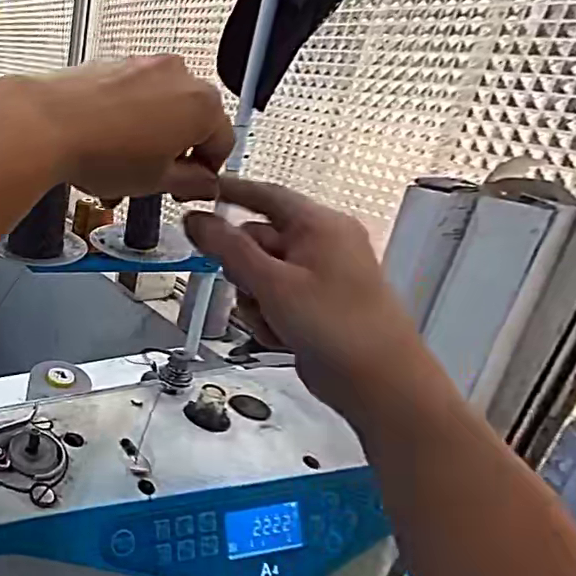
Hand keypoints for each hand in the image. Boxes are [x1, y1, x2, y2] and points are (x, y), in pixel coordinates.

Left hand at [0, 55, 232, 199]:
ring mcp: (142, 65)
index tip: (188, 188)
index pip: (221, 143)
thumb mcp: (155, 182)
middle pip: (189, 122)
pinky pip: (128, 96)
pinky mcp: (111, 65)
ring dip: (145, 140)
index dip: (206, 173)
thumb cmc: (99, 150)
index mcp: (202, 104)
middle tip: (152, 180)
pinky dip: (122, 121)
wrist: (44, 125)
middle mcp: (177, 75)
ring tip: (118, 169)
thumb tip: (200, 182)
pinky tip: (101, 146)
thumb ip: (190, 183)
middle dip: (172, 155)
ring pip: (157, 109)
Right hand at [183, 177, 433, 419]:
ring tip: (276, 321)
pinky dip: (267, 318)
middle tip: (252, 292)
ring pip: (258, 276)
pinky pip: (271, 300)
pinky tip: (283, 335)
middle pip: (255, 243)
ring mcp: (317, 277)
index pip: (265, 195)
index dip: (228, 193)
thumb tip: (196, 219)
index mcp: (320, 225)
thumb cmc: (341, 328)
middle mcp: (321, 245)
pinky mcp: (312, 305)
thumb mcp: (273, 283)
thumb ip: (228, 248)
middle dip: (243, 273)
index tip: (197, 193)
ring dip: (254, 302)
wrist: (379, 383)